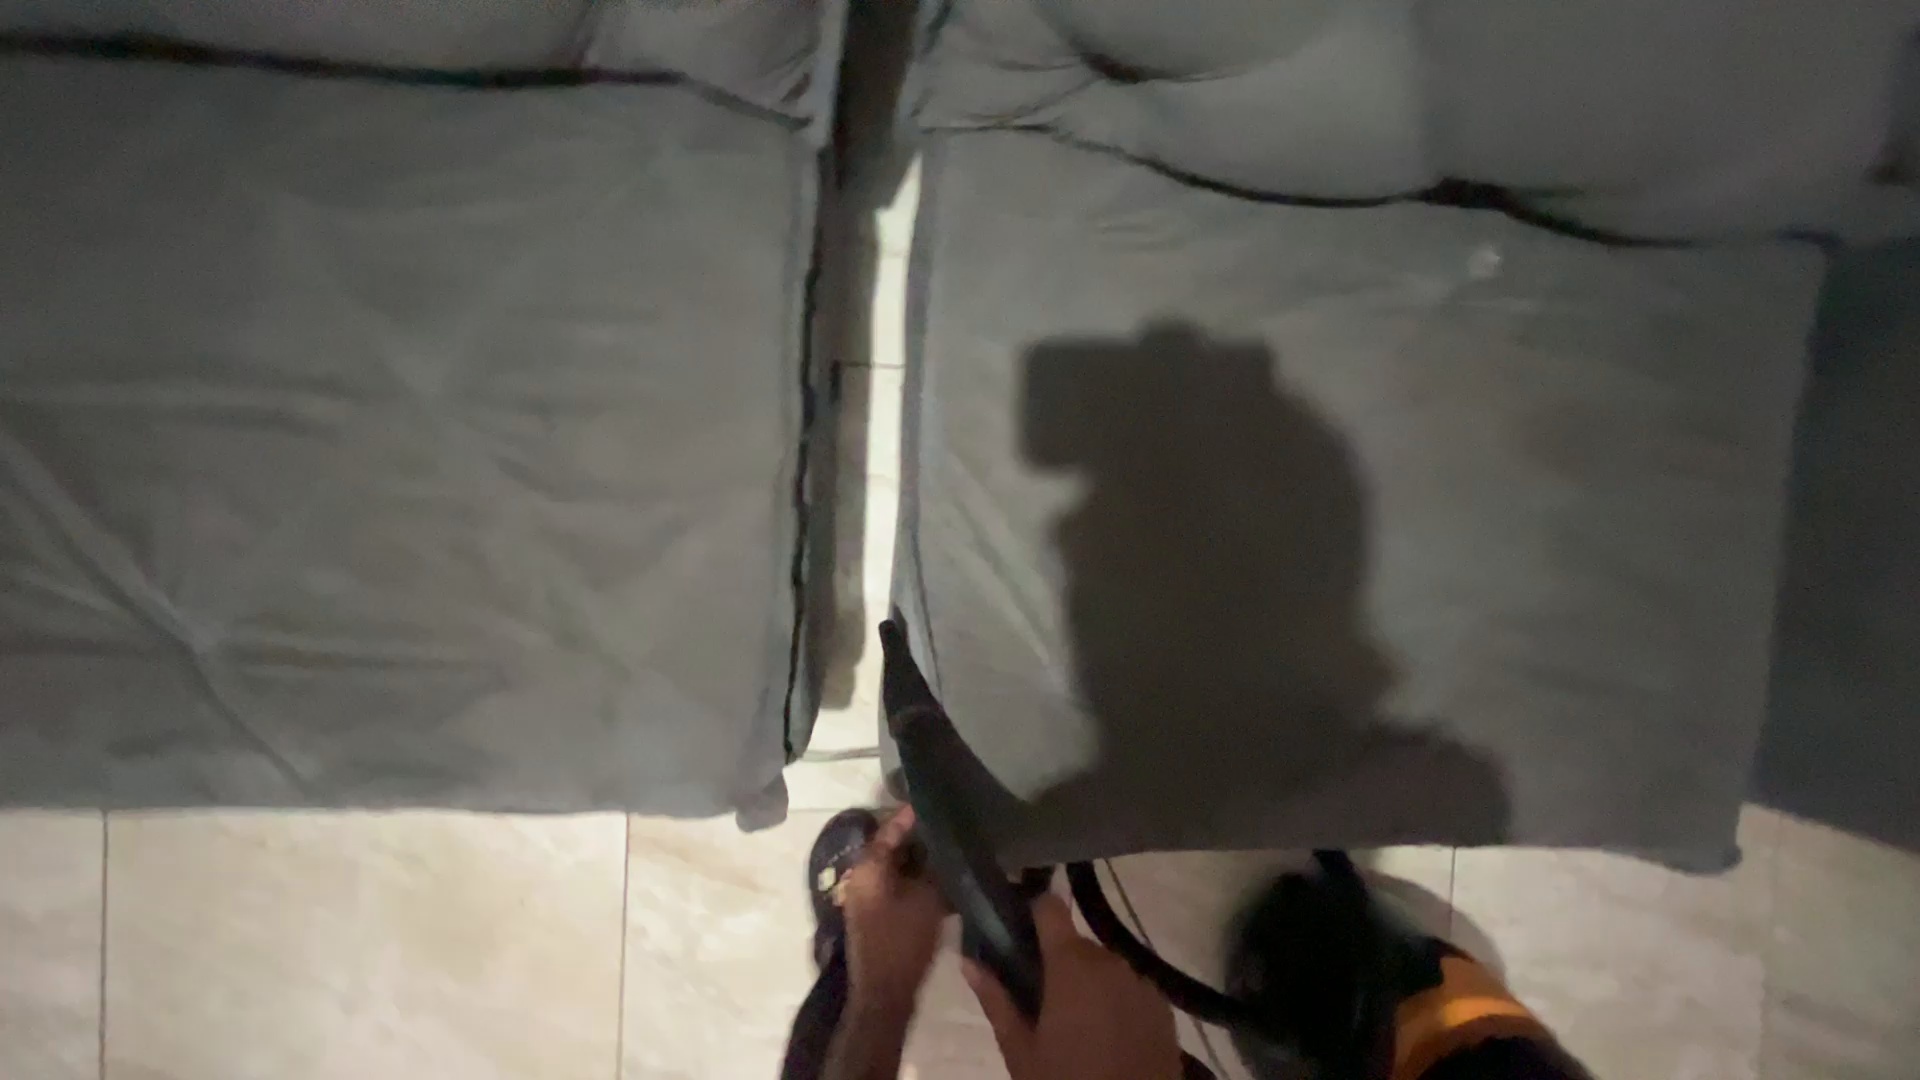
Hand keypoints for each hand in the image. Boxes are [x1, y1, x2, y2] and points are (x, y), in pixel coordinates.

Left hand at [840, 806, 946, 1010]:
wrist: (884, 996)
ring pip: (896, 868)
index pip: (889, 829)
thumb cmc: (902, 941)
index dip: (910, 814)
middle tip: (945, 825)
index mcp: (868, 868)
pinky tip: (940, 880)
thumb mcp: (926, 899)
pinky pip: (897, 886)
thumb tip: (941, 846)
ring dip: (918, 860)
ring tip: (948, 849)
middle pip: (891, 847)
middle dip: (917, 836)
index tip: (932, 800)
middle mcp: (862, 878)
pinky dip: (915, 880)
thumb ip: (933, 868)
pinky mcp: (875, 916)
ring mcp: (866, 899)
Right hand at [963, 892, 1183, 1079]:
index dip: (1034, 913)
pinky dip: (1118, 1002)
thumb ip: (995, 1000)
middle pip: (1075, 943)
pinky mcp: (1163, 1007)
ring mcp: (1140, 981)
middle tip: (1044, 1004)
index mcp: (1070, 963)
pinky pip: (1131, 988)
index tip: (1020, 935)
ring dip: (1089, 984)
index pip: (1050, 906)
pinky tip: (1111, 1040)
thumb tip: (968, 962)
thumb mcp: (1021, 1051)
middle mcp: (1108, 960)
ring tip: (1079, 1029)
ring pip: (1104, 966)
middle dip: (1059, 964)